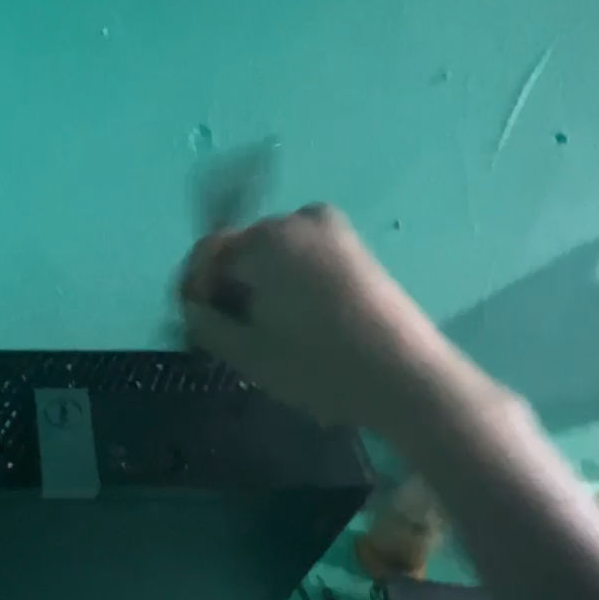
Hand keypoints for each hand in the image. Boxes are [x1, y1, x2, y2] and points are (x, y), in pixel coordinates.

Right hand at [179, 203, 466, 434]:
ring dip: (255, 289)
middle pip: (239, 252)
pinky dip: (285, 286)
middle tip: (225, 334)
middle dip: (225, 288)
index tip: (194, 325)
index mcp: (266, 237)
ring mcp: (333, 232)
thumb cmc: (316, 363)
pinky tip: (290, 325)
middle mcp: (298, 220)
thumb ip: (203, 323)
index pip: (207, 253)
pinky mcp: (355, 252)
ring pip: (270, 258)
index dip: (192, 289)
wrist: (406, 379)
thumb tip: (193, 308)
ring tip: (258, 334)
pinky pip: (300, 261)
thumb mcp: (243, 351)